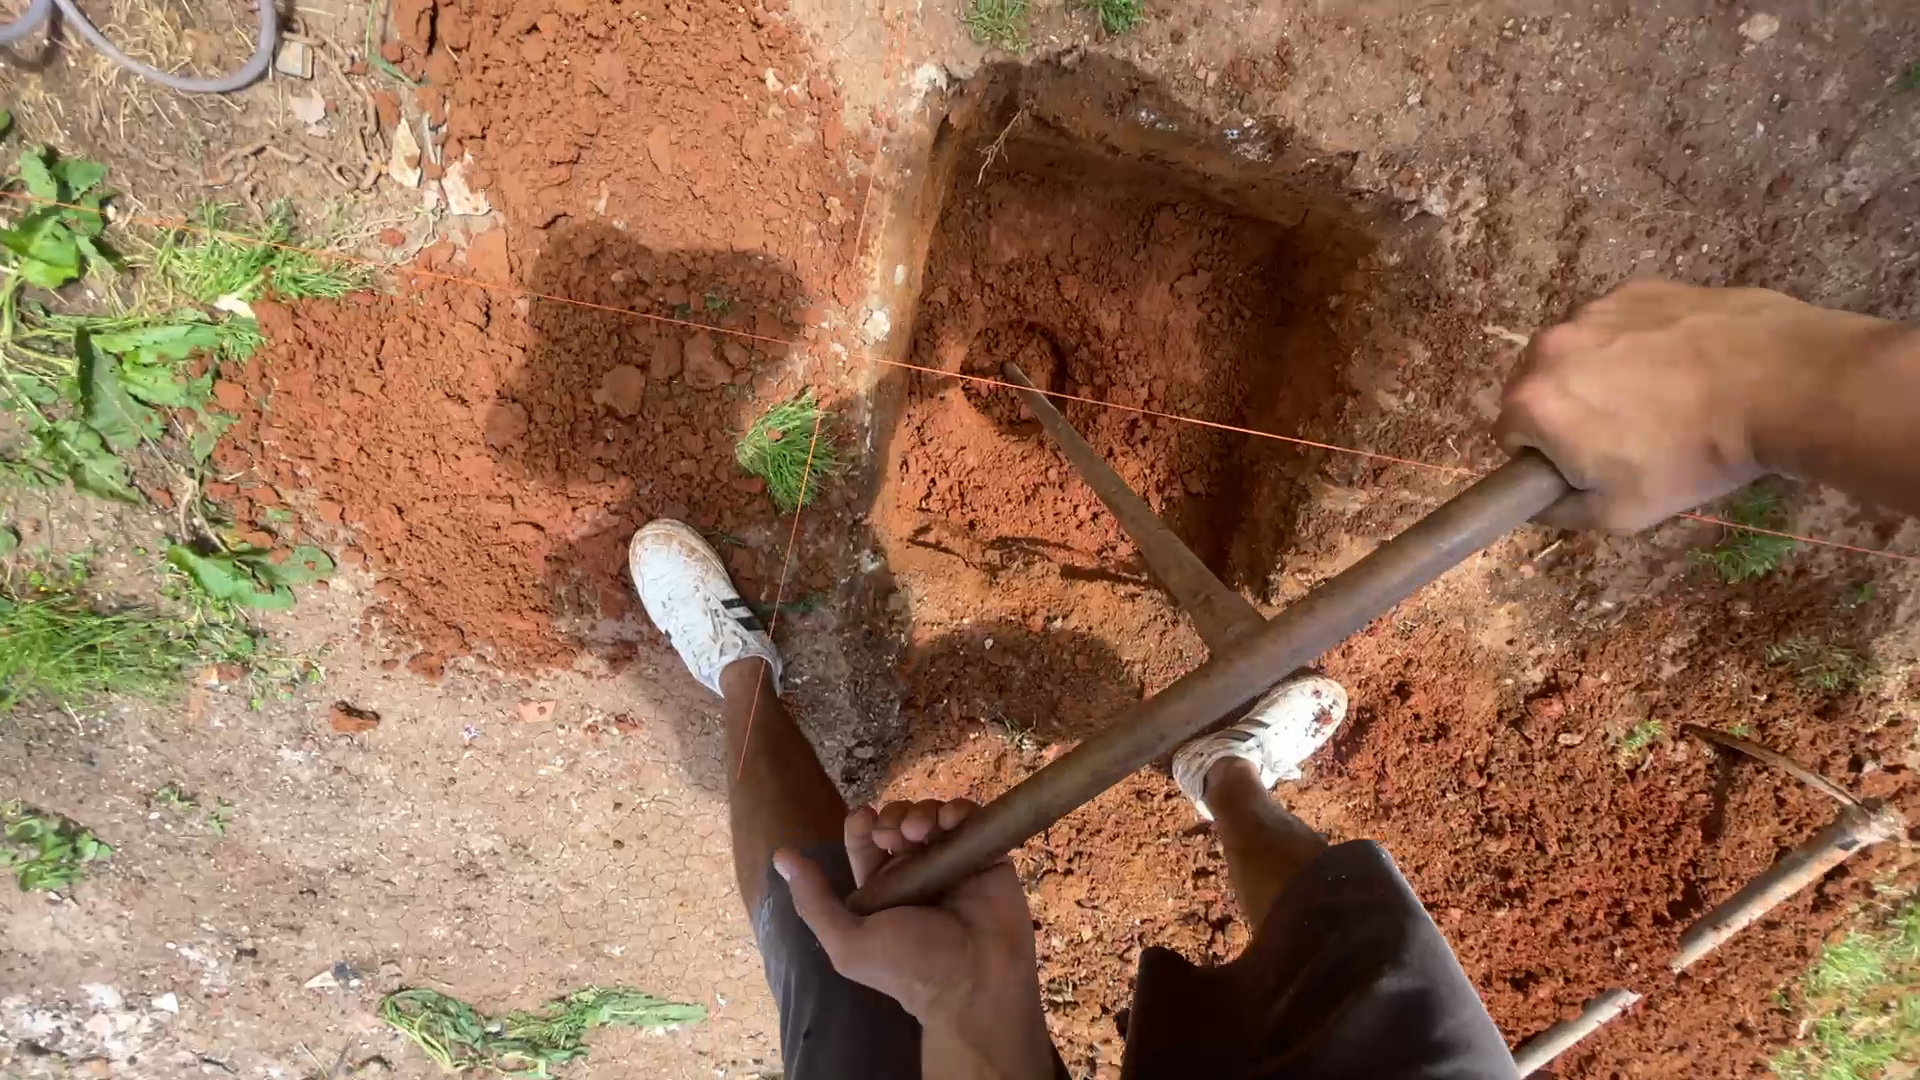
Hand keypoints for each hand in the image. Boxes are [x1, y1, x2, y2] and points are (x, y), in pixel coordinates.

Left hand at [774, 800, 1055, 1079]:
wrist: (976, 982)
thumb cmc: (911, 966)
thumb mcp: (850, 944)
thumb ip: (814, 902)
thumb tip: (780, 856)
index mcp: (883, 886)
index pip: (866, 839)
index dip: (862, 823)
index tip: (865, 819)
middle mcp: (916, 869)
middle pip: (899, 820)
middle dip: (894, 816)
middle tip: (898, 833)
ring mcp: (951, 860)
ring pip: (932, 814)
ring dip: (923, 811)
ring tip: (923, 829)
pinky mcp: (984, 854)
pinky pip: (969, 818)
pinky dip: (959, 809)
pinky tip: (953, 818)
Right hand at [1495, 279, 1892, 530]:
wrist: (1796, 387)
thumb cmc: (1696, 456)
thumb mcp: (1617, 513)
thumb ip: (1556, 512)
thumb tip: (1532, 502)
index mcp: (1530, 403)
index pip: (1511, 435)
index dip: (1546, 452)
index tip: (1589, 458)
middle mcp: (1546, 350)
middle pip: (1534, 388)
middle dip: (1564, 408)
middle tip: (1623, 426)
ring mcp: (1592, 313)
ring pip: (1572, 354)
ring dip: (1595, 371)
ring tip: (1655, 390)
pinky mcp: (1637, 290)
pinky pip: (1614, 323)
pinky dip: (1633, 340)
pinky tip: (1676, 359)